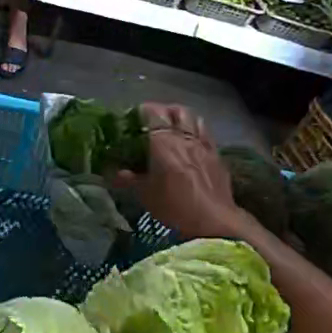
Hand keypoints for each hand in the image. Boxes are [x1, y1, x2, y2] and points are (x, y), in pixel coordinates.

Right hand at [114, 103, 251, 240]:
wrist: (214, 222)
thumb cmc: (174, 206)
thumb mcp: (144, 193)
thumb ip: (129, 179)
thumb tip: (114, 173)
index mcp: (162, 142)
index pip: (153, 113)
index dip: (143, 110)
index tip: (134, 116)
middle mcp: (184, 138)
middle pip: (177, 110)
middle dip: (164, 110)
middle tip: (154, 119)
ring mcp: (204, 146)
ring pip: (195, 119)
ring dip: (183, 118)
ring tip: (174, 127)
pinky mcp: (218, 157)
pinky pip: (207, 135)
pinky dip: (198, 132)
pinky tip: (191, 143)